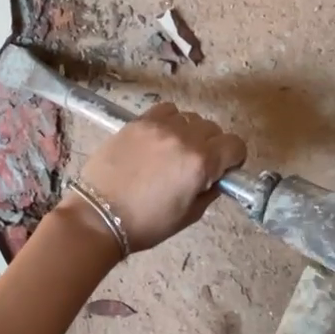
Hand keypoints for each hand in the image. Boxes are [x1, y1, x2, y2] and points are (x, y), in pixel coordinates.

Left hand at [76, 103, 246, 251]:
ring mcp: (159, 127)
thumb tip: (217, 177)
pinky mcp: (138, 122)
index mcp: (201, 163)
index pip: (235, 145)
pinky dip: (169, 121)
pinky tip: (160, 139)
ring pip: (190, 117)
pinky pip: (166, 110)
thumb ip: (210, 191)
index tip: (223, 169)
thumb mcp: (189, 215)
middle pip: (213, 129)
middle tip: (197, 165)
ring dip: (190, 133)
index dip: (233, 159)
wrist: (99, 215)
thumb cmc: (145, 223)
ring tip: (175, 152)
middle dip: (212, 146)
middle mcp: (184, 138)